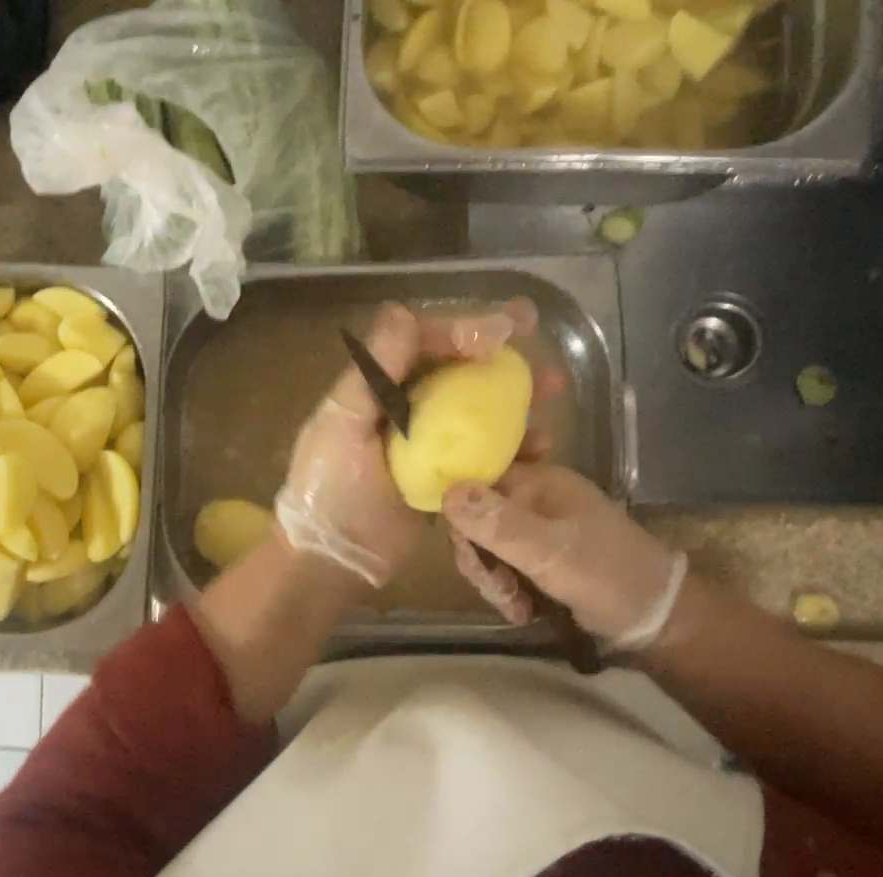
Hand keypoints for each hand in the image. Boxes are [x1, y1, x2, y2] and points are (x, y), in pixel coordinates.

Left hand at [274, 299, 543, 586]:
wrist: (332, 559)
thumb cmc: (328, 489)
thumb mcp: (341, 425)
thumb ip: (373, 372)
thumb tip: (402, 311)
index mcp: (376, 389)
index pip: (421, 345)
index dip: (460, 330)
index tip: (502, 330)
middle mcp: (405, 409)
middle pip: (457, 371)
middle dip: (498, 352)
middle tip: (537, 332)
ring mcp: (428, 445)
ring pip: (478, 410)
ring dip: (516, 396)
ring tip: (554, 391)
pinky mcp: (446, 479)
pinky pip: (486, 454)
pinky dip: (514, 448)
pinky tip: (542, 447)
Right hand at [441, 462, 685, 650]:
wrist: (655, 617)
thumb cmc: (605, 574)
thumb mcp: (547, 551)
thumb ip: (497, 523)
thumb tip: (447, 492)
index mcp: (539, 482)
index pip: (476, 478)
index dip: (460, 509)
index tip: (465, 545)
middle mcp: (534, 498)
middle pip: (474, 518)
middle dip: (477, 558)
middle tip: (495, 587)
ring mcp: (537, 528)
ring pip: (484, 546)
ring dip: (492, 580)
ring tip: (514, 606)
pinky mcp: (539, 556)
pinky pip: (502, 566)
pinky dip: (505, 590)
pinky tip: (521, 611)